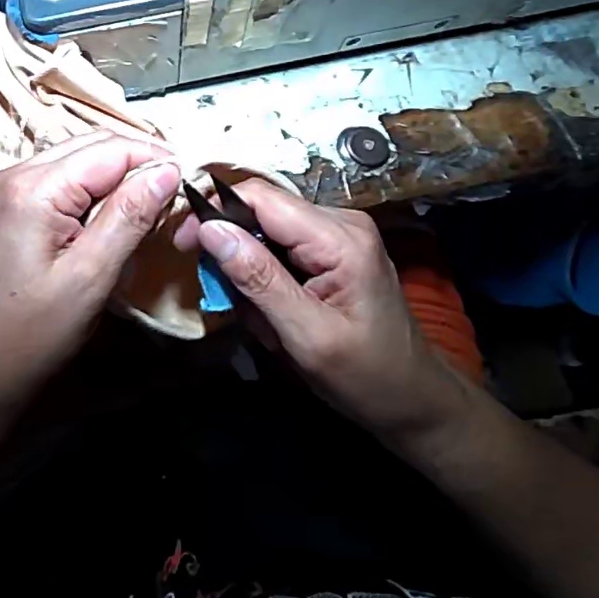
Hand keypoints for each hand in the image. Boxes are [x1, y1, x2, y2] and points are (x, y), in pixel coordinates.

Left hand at [0, 132, 181, 435]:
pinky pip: (70, 179)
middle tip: (177, 198)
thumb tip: (169, 170)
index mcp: (34, 187)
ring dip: (123, 177)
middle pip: (97, 146)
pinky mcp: (17, 204)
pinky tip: (119, 216)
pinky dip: (101, 190)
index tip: (192, 183)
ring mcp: (14, 186)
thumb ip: (130, 216)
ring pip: (85, 159)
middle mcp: (19, 173)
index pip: (112, 149)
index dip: (156, 160)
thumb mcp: (91, 277)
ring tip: (154, 209)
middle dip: (142, 165)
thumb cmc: (32, 335)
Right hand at [177, 181, 470, 442]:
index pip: (261, 197)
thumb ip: (258, 279)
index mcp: (340, 236)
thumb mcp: (306, 336)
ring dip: (252, 276)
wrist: (415, 400)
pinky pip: (282, 248)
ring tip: (266, 323)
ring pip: (267, 232)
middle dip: (237, 255)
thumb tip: (210, 229)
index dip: (216, 212)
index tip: (183, 243)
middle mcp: (340, 221)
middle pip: (262, 212)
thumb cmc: (367, 376)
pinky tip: (278, 317)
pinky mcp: (333, 249)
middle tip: (232, 303)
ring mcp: (339, 233)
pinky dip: (268, 281)